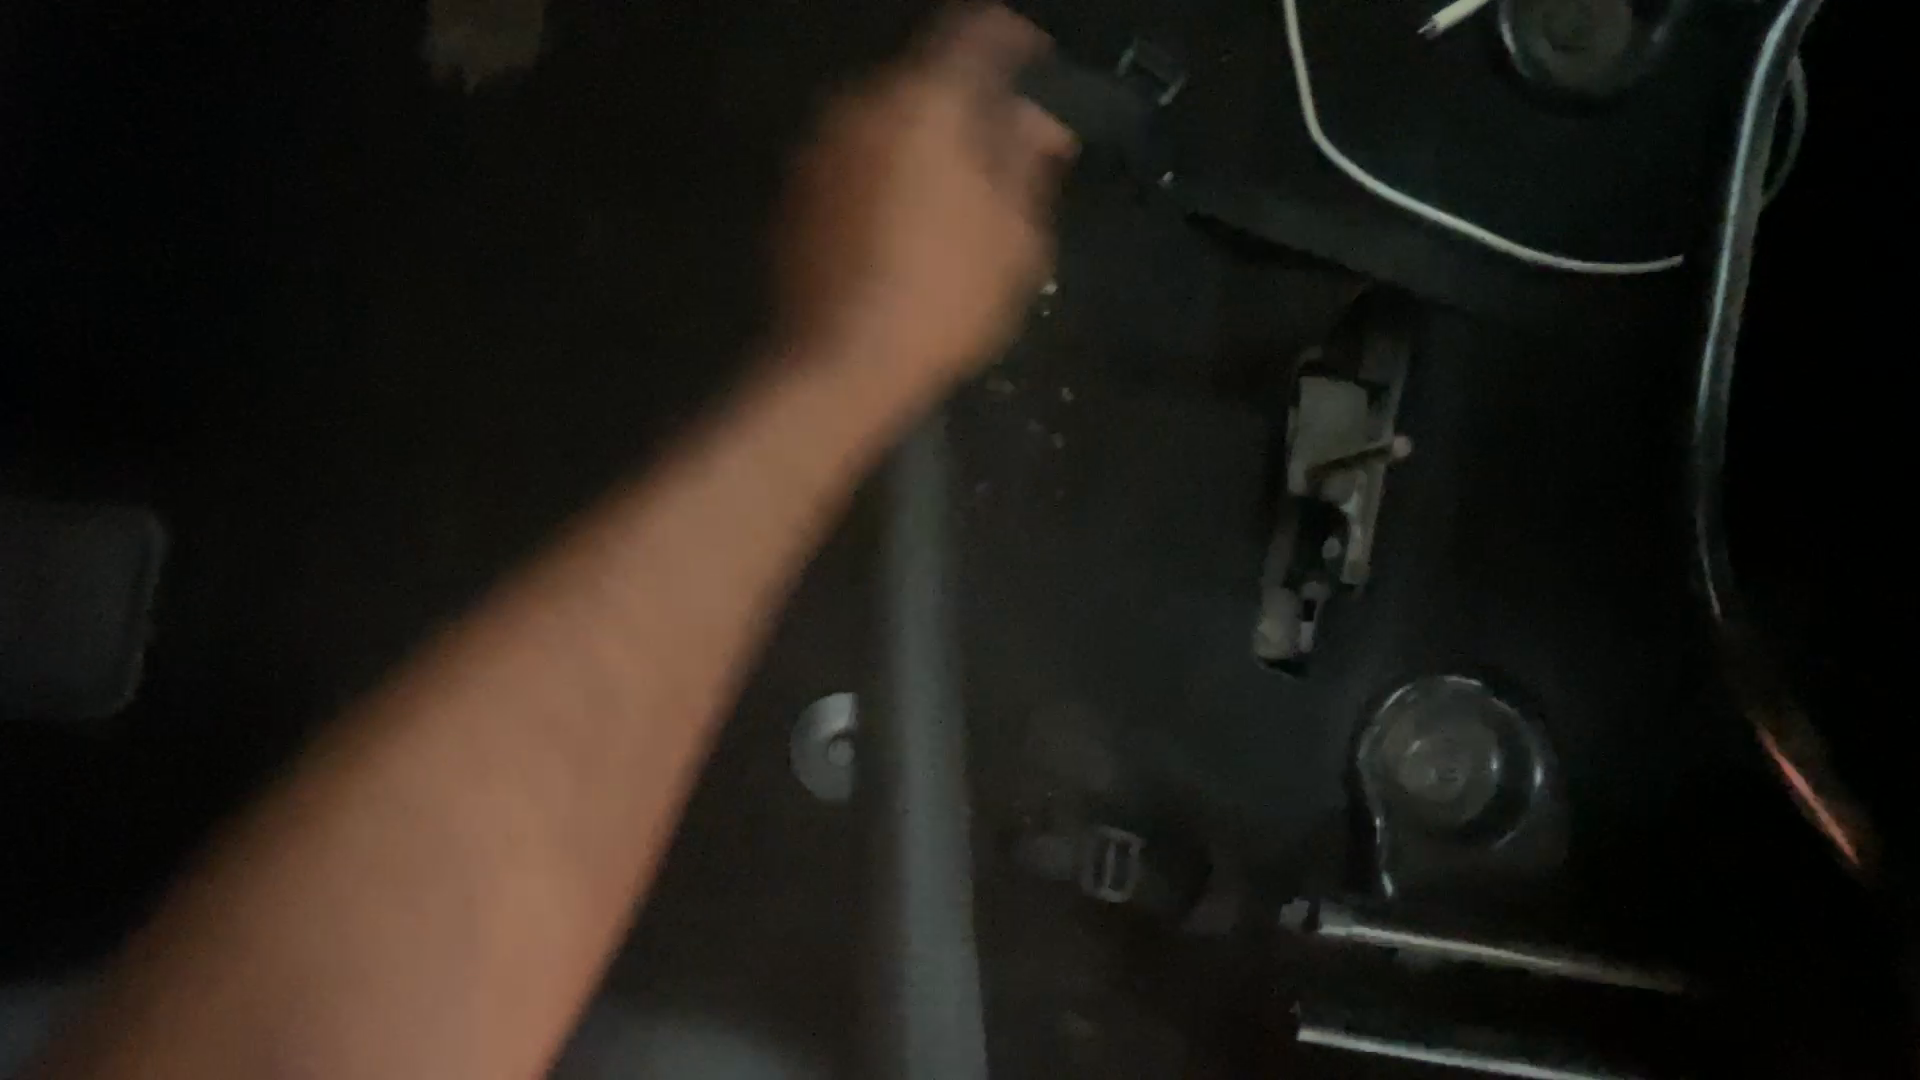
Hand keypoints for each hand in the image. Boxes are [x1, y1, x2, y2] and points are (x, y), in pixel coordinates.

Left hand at [774, 4, 1076, 400]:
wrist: (844, 365)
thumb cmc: (945, 302)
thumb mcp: (1015, 240)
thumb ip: (1027, 163)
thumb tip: (1037, 121)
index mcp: (927, 102)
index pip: (980, 33)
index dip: (1016, 43)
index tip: (1036, 66)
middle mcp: (862, 104)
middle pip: (928, 82)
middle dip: (968, 109)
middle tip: (1001, 155)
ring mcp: (819, 149)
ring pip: (887, 124)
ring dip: (923, 146)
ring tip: (952, 203)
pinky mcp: (793, 194)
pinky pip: (854, 164)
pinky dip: (883, 177)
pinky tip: (902, 230)